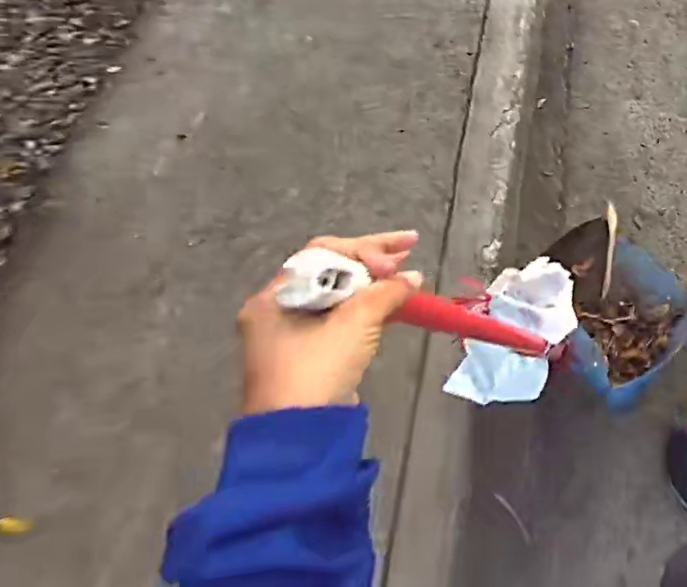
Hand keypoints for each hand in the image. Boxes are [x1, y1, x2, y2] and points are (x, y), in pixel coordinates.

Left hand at [237, 231, 422, 414]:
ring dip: (372, 280)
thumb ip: (386, 291)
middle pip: (330, 269)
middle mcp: (276, 309)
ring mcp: (290, 332)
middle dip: (371, 258)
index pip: (324, 253)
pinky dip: (365, 304)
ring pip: (337, 292)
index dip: (364, 249)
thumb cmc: (318, 370)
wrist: (298, 441)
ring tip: (404, 268)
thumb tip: (412, 277)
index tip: (395, 260)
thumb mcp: (356, 323)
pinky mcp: (307, 353)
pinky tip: (391, 298)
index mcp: (274, 296)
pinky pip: (338, 315)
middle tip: (408, 245)